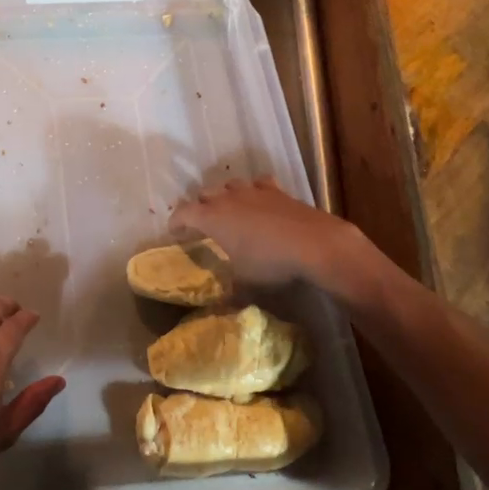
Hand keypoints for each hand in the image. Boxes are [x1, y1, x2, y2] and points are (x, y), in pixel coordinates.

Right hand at [170, 177, 360, 286]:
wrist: (314, 244)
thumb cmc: (270, 263)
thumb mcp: (245, 283)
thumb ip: (229, 291)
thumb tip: (222, 305)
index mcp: (212, 218)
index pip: (183, 213)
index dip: (176, 222)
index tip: (174, 232)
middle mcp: (228, 199)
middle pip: (204, 194)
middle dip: (200, 206)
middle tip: (203, 223)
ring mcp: (253, 191)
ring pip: (229, 184)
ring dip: (225, 195)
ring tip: (230, 210)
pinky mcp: (277, 190)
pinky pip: (258, 183)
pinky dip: (254, 191)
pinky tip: (259, 201)